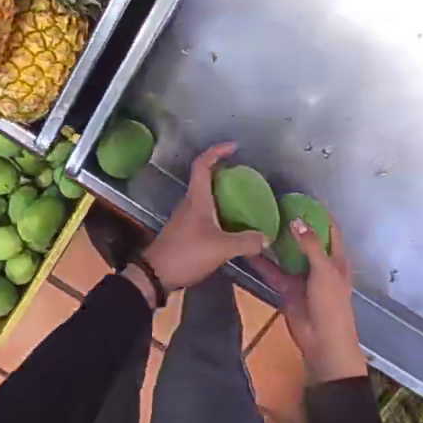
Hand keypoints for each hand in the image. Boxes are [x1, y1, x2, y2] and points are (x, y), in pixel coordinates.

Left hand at [139, 143, 272, 295]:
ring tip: (244, 197)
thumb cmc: (186, 254)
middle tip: (245, 174)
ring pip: (206, 195)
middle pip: (205, 177)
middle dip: (224, 171)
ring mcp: (186, 216)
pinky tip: (233, 223)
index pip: (202, 165)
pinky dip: (220, 210)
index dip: (216, 151)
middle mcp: (190, 203)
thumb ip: (245, 242)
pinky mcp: (187, 230)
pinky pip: (206, 212)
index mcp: (196, 199)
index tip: (233, 147)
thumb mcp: (220, 248)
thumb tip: (267, 238)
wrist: (156, 274)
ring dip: (222, 192)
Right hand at [256, 216, 367, 382]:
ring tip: (258, 222)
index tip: (302, 198)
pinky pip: (273, 271)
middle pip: (306, 240)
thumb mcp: (324, 271)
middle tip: (273, 206)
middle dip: (293, 225)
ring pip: (287, 255)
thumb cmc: (331, 304)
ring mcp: (302, 276)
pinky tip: (248, 249)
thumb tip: (296, 220)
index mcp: (336, 260)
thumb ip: (310, 245)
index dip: (320, 214)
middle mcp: (319, 265)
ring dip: (276, 242)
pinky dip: (262, 262)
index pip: (330, 230)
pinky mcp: (287, 288)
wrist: (322, 340)